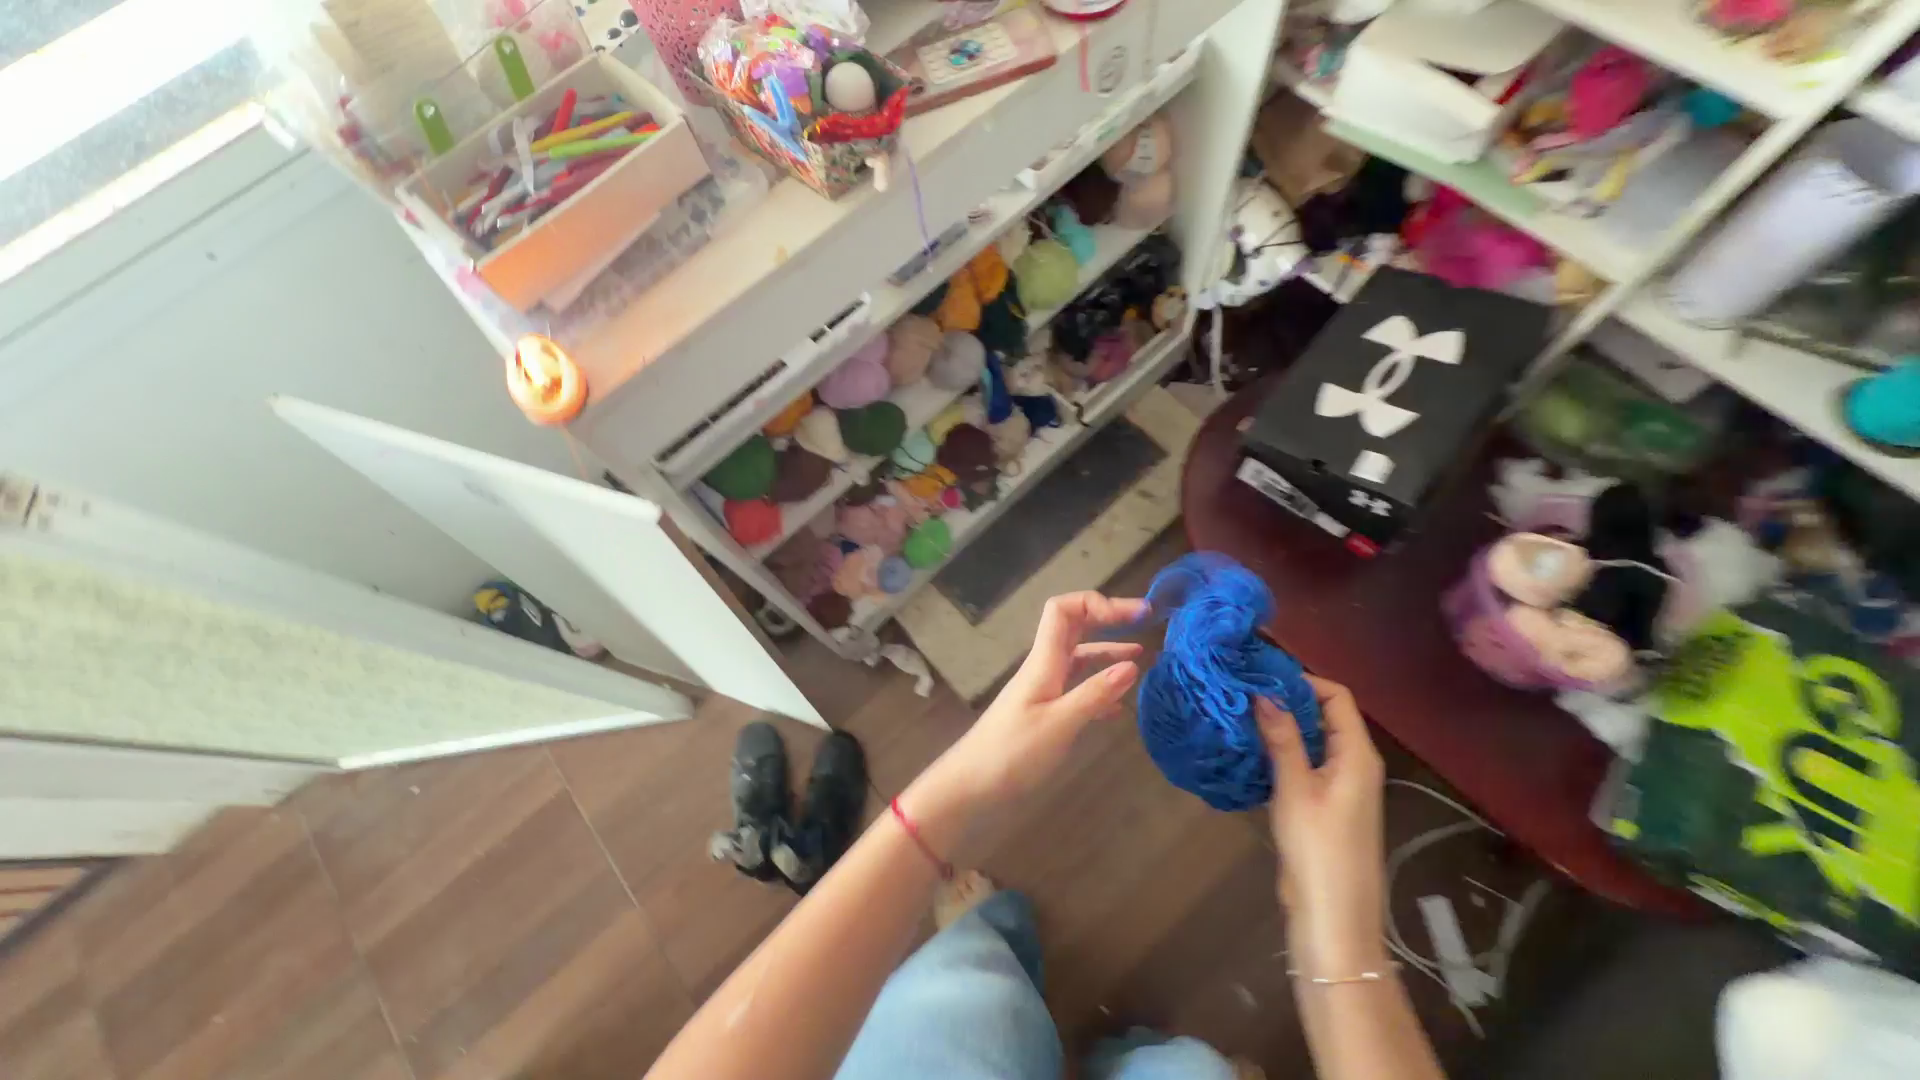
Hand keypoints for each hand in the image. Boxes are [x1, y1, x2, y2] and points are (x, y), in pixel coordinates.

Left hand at [906, 592, 1145, 852]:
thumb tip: (1132, 664)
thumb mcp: (1059, 724)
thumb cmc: (1011, 754)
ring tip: (1142, 660)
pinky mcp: (1043, 714)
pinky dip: (1099, 689)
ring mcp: (1042, 691)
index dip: (1099, 602)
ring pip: (1079, 659)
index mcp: (1043, 662)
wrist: (969, 787)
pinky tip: (1119, 708)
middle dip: (1108, 619)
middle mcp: (1043, 668)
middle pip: (1074, 627)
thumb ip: (1094, 694)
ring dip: (1108, 654)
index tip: (1137, 614)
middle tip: (1146, 624)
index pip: (1064, 610)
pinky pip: (1076, 690)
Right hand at [1256, 676, 1388, 974]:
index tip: (1261, 675)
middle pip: (1325, 715)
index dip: (1303, 681)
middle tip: (1242, 690)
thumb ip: (1282, 738)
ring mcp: (1341, 785)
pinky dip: (1282, 750)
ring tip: (1240, 714)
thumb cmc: (1318, 847)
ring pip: (1313, 740)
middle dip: (1288, 699)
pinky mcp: (1325, 804)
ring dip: (1282, 725)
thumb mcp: (1295, 788)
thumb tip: (1264, 693)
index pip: (1337, 697)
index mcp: (1357, 755)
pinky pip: (1306, 762)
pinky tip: (1251, 750)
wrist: (1333, 914)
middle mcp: (1354, 763)